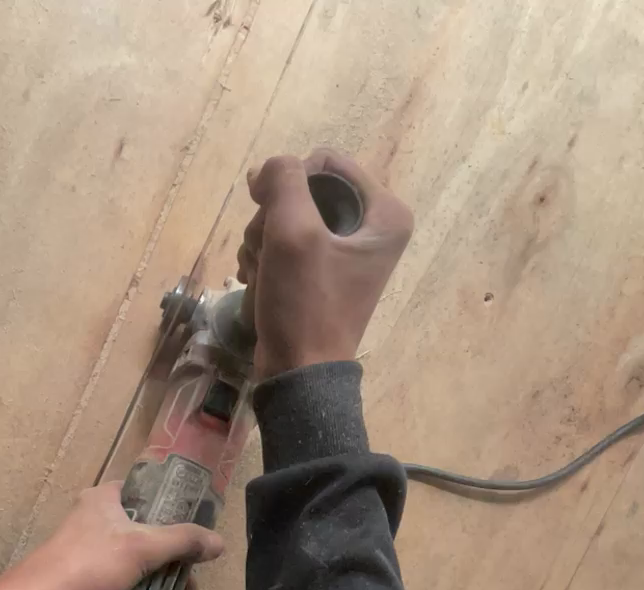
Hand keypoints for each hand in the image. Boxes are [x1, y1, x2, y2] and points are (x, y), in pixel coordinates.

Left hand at [0, 482, 224, 589]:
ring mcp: (95, 563)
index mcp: (105, 502)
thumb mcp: (142, 546)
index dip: (174, 509)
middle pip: (150, 542)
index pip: (146, 494)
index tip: (200, 530)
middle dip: (176, 570)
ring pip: (141, 576)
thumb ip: (184, 542)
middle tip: (193, 587)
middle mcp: (99, 527)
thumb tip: (220, 543)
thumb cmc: (88, 565)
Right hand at [237, 149, 413, 381]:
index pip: (326, 162)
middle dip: (273, 219)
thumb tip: (265, 169)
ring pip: (289, 220)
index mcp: (385, 213)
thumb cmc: (305, 305)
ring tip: (259, 273)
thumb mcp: (292, 233)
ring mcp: (345, 255)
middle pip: (306, 193)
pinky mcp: (321, 277)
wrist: (298, 373)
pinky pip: (286, 248)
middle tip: (264, 252)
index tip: (269, 215)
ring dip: (262, 242)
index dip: (289, 182)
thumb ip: (283, 181)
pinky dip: (265, 261)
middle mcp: (371, 229)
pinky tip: (258, 283)